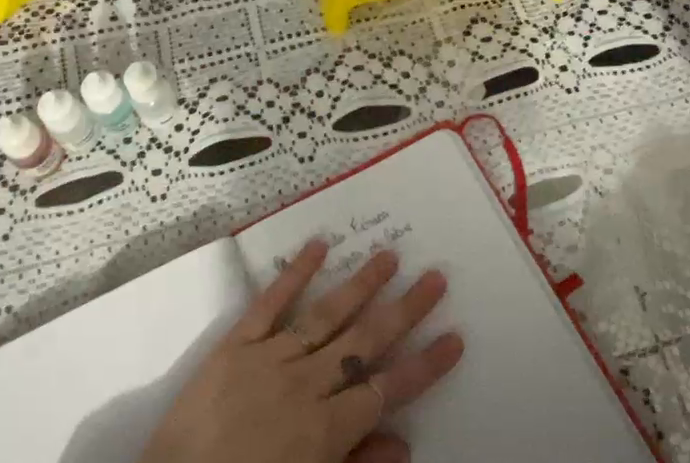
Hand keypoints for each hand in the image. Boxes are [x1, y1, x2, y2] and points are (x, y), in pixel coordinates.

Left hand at [138, 240, 464, 462]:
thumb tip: (403, 444)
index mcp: (324, 430)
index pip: (387, 390)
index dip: (424, 365)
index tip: (455, 338)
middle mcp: (304, 385)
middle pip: (364, 342)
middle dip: (404, 310)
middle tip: (435, 278)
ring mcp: (269, 358)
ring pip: (325, 315)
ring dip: (360, 284)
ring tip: (388, 256)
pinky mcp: (234, 345)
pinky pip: (268, 304)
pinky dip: (293, 275)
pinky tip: (317, 247)